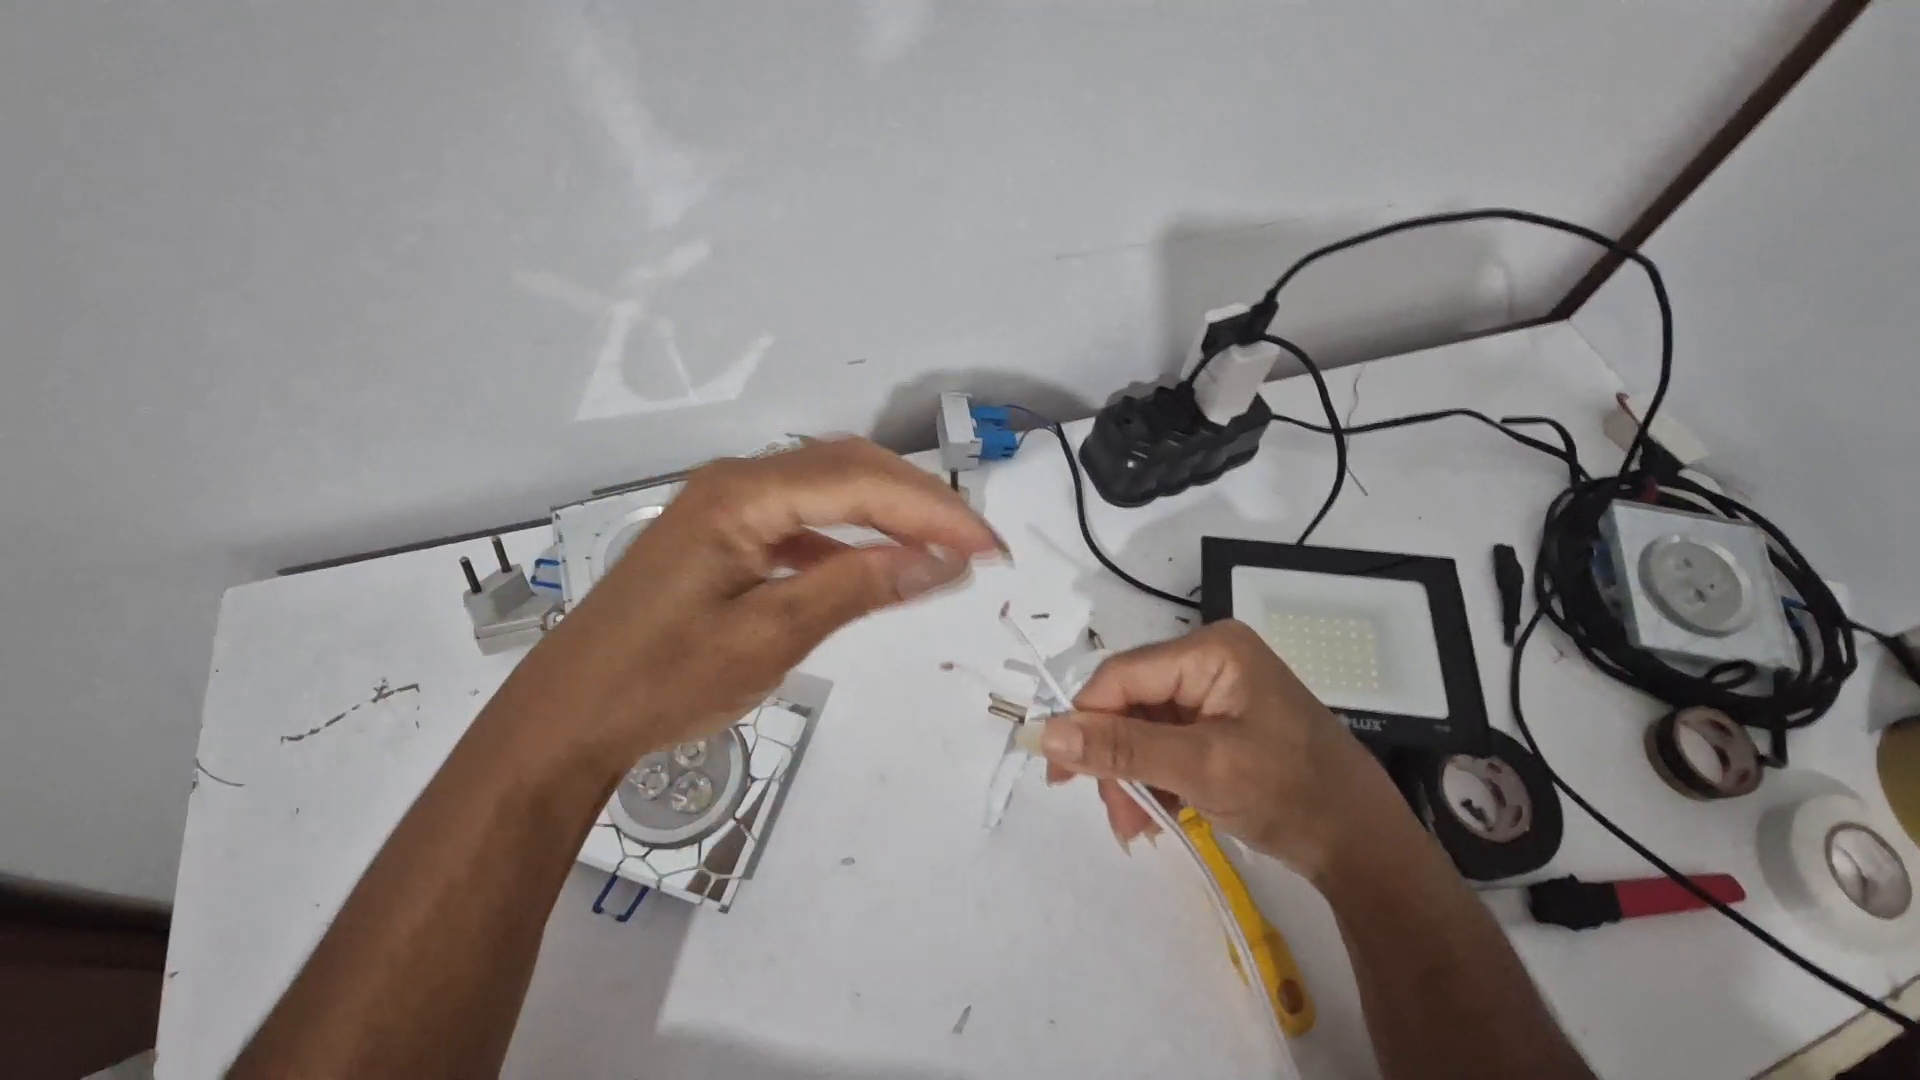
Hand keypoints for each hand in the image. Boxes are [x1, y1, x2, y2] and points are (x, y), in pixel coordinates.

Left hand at [508, 438, 1004, 770]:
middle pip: (849, 469)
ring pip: (827, 487)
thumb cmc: (665, 680)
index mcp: (744, 495)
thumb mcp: (772, 637)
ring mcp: (724, 504)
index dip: (935, 512)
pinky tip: (870, 564)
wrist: (568, 715)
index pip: (863, 484)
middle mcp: (735, 481)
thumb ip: (860, 586)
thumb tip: (944, 560)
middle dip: (920, 503)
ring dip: (888, 514)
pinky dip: (847, 535)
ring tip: (940, 549)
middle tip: (977, 546)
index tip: (992, 549)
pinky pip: (801, 517)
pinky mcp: (720, 533)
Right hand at [1038, 620, 1404, 880]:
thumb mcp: (1202, 769)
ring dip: (1131, 778)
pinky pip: (1166, 745)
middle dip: (1114, 760)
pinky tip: (1155, 817)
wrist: (1364, 845)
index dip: (1084, 720)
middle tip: (1115, 816)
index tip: (1059, 774)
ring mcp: (1215, 694)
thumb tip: (1042, 734)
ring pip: (1143, 729)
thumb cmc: (1291, 793)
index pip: (1121, 675)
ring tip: (1136, 828)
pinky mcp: (1219, 726)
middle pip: (1130, 704)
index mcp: (1210, 650)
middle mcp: (1209, 661)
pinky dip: (1154, 781)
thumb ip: (1122, 749)